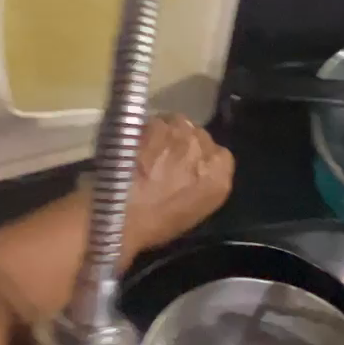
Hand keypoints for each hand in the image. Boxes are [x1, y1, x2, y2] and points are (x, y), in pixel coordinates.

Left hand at [122, 114, 232, 254]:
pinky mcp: (156, 122)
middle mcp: (206, 147)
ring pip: (177, 124)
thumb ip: (203, 184)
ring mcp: (180, 131)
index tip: (185, 167)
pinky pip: (155, 121)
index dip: (199, 160)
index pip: (219, 156)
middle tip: (165, 158)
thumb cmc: (157, 223)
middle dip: (184, 144)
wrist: (122, 213)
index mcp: (220, 174)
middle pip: (199, 135)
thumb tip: (193, 172)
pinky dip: (146, 130)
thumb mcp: (194, 211)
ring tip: (148, 150)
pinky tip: (134, 145)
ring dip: (165, 134)